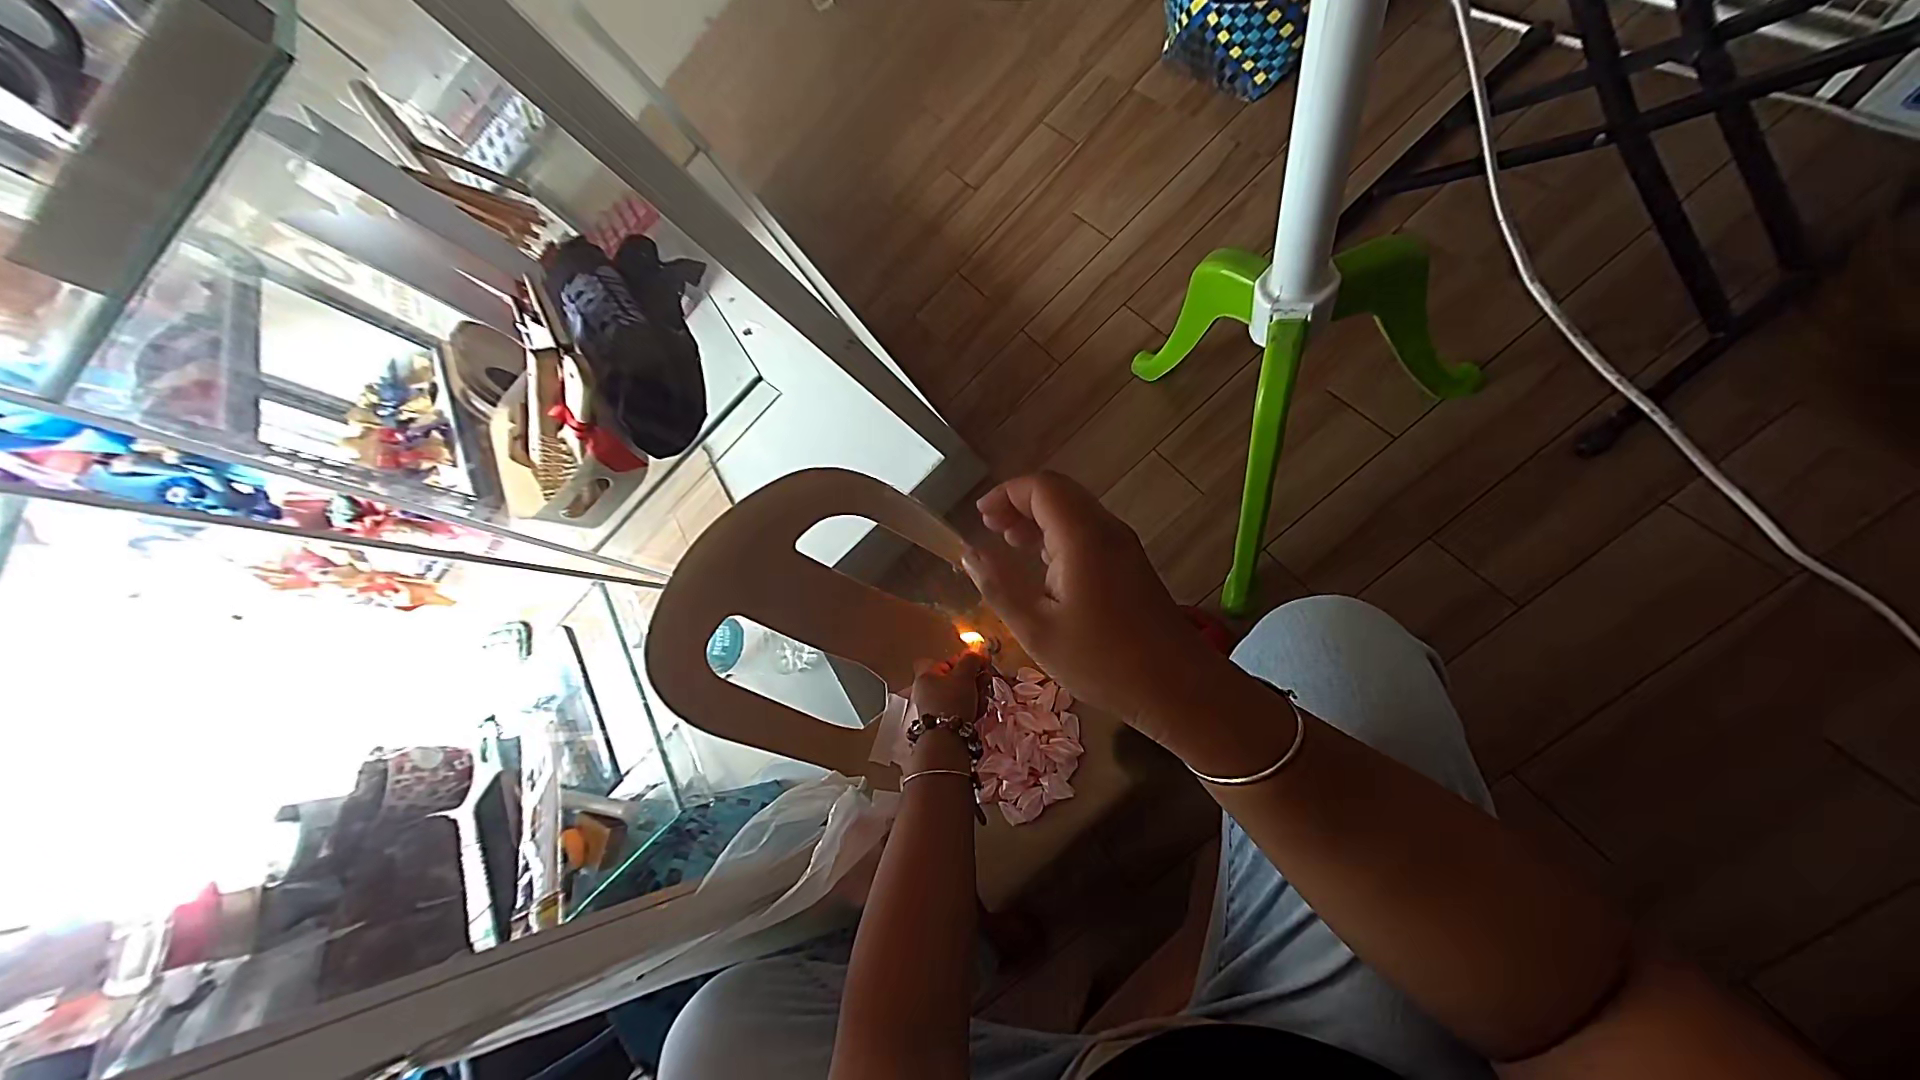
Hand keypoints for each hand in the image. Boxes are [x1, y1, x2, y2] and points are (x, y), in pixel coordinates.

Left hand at [910, 650, 985, 719]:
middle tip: (984, 680)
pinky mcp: (945, 722)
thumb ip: (972, 659)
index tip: (977, 663)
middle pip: (955, 678)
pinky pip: (961, 709)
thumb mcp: (964, 675)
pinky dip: (972, 708)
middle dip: (974, 678)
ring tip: (981, 698)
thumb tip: (977, 649)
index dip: (962, 660)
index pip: (945, 660)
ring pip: (961, 694)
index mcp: (926, 675)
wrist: (948, 739)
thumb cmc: (952, 702)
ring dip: (976, 693)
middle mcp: (927, 690)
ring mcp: (936, 707)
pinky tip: (978, 711)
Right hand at [962, 472, 1229, 741]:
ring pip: (1076, 512)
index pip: (1041, 487)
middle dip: (1020, 503)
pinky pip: (1090, 533)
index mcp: (1082, 537)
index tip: (980, 516)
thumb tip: (969, 553)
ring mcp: (1124, 546)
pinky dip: (1060, 537)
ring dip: (1040, 520)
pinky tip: (1044, 568)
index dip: (1006, 494)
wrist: (1178, 687)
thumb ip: (999, 586)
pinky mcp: (1131, 565)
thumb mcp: (1037, 629)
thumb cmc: (1103, 661)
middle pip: (1059, 493)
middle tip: (991, 528)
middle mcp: (1106, 531)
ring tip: (1009, 544)